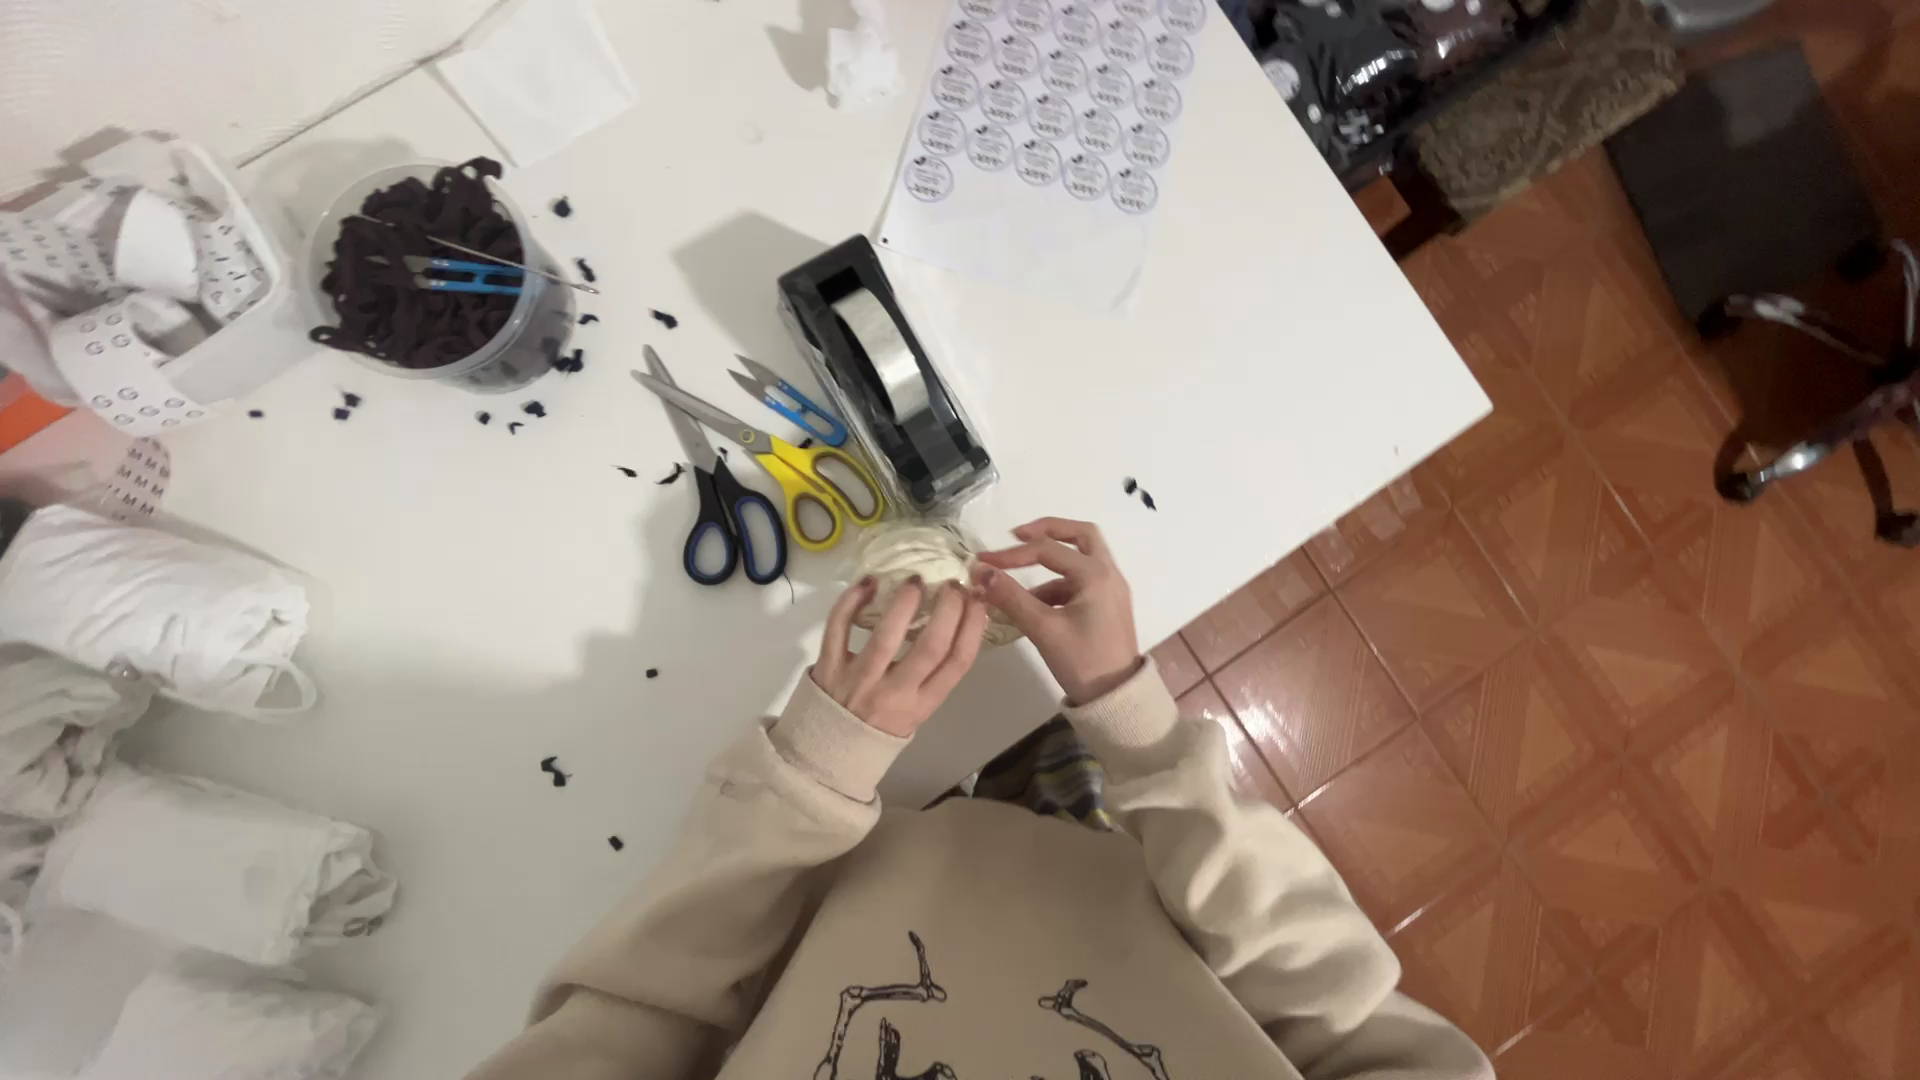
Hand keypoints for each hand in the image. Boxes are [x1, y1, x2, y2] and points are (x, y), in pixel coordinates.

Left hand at [812, 577, 989, 737]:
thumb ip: (932, 677)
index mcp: (921, 705)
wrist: (826, 754)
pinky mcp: (829, 666)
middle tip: (953, 584)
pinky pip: (838, 627)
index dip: (972, 627)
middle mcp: (893, 693)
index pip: (957, 663)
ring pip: (884, 636)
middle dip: (947, 609)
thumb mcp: (916, 713)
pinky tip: (869, 582)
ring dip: (904, 602)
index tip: (978, 599)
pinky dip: (851, 601)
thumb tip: (954, 622)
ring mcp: (859, 679)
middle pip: (929, 646)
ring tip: (915, 580)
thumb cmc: (879, 729)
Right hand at [975, 517, 1140, 704]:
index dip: (1011, 554)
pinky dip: (1056, 584)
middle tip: (1016, 535)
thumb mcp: (1043, 629)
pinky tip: (1034, 605)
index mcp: (1095, 575)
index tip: (982, 563)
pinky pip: (1080, 582)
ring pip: (1081, 558)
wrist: (1118, 700)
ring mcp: (1111, 589)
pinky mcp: (1108, 605)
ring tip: (1015, 585)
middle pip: (1079, 535)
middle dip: (1046, 531)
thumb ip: (1011, 597)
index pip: (1047, 549)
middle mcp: (1109, 573)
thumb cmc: (1083, 663)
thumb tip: (981, 572)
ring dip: (1049, 562)